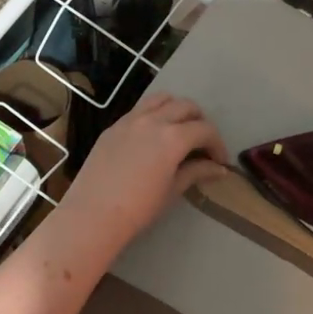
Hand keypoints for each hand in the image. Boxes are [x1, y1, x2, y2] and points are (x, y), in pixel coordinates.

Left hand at [55, 94, 229, 250]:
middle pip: (185, 107)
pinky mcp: (112, 127)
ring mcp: (129, 120)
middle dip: (199, 122)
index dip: (217, 144)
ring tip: (177, 131)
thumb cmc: (139, 208)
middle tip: (201, 144)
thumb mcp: (172, 190)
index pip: (204, 130)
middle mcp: (153, 120)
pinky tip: (151, 137)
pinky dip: (153, 115)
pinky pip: (139, 110)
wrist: (93, 214)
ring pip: (161, 100)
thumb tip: (219, 169)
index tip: (219, 160)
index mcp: (173, 137)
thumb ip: (196, 172)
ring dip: (176, 110)